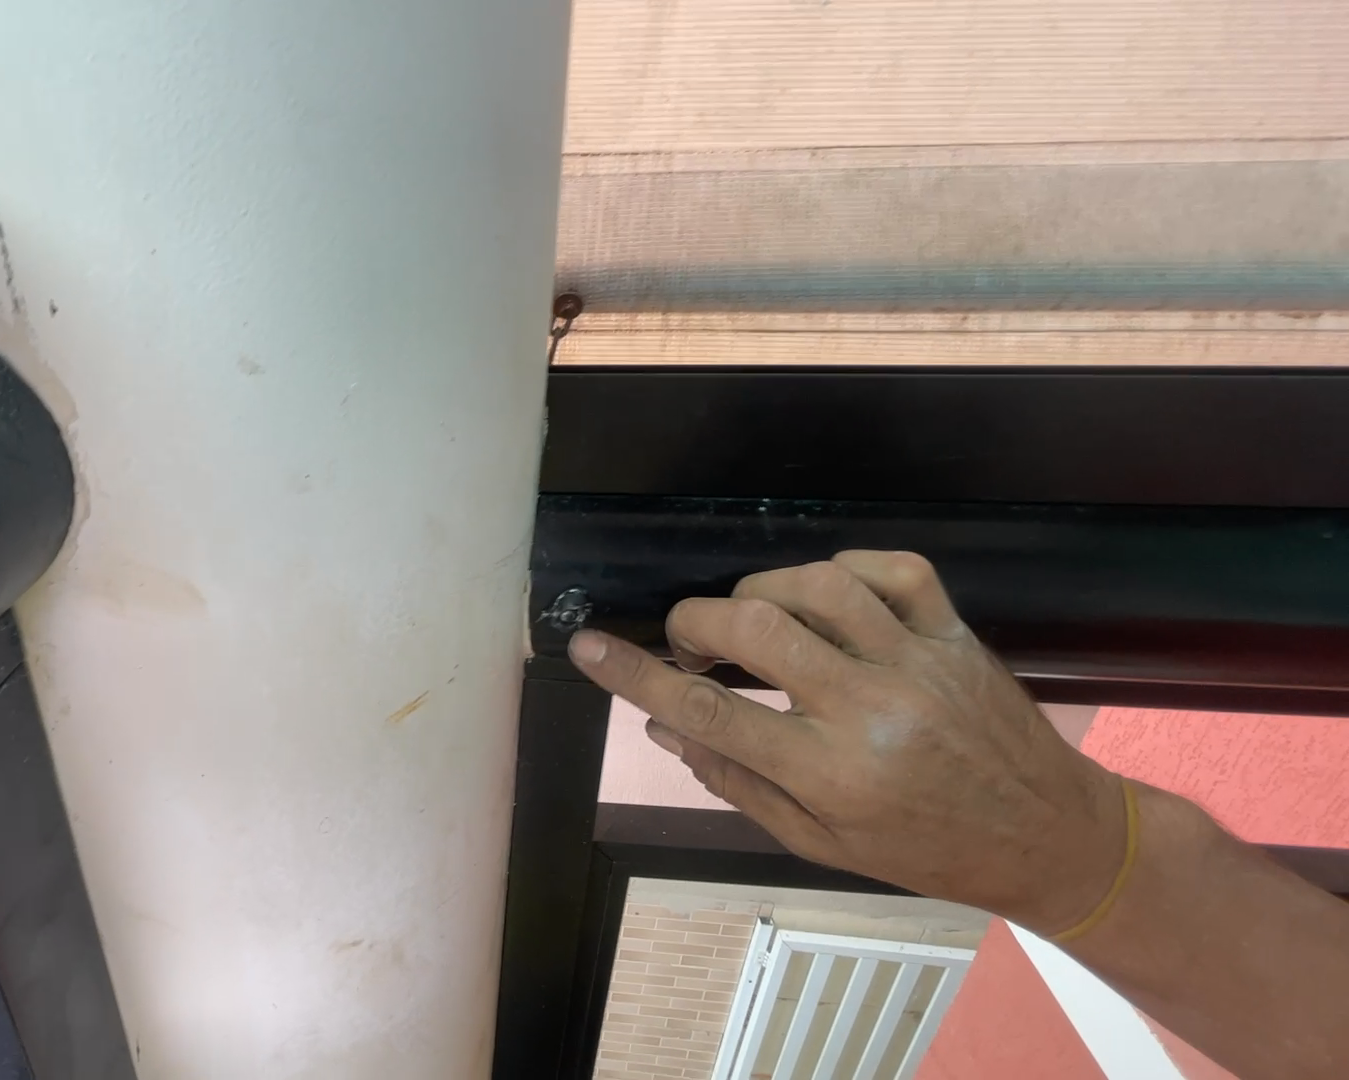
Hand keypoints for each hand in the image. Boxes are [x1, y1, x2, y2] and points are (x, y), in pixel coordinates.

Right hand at [568, 550, 1127, 934]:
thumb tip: (663, 726)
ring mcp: (919, 662)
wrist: (1054, 840)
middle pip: (755, 630)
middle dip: (696, 623)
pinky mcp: (955, 632)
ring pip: (817, 585)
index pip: (705, 713)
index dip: (633, 674)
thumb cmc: (921, 849)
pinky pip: (892, 568)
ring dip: (758, 591)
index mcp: (830, 773)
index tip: (587, 646)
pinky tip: (822, 594)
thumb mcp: (814, 841)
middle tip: (689, 642)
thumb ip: (733, 779)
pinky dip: (841, 567)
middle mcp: (871, 710)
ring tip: (751, 620)